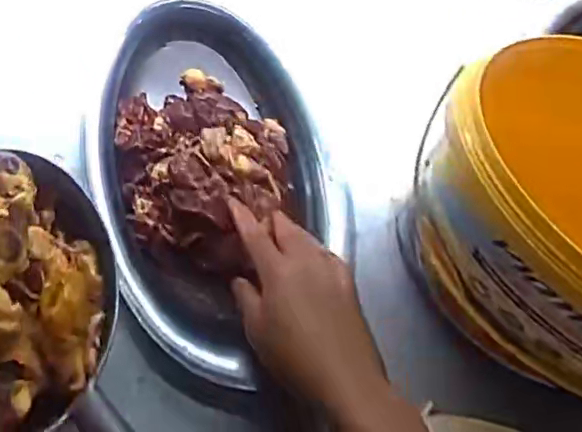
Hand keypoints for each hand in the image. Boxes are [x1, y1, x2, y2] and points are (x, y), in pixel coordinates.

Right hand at [229, 200, 423, 431]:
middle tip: (257, 230)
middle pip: (283, 224)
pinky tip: (310, 263)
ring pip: (305, 234)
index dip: (240, 213)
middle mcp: (303, 258)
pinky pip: (324, 251)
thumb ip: (244, 297)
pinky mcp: (348, 280)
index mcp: (276, 268)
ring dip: (290, 233)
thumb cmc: (295, 357)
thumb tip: (241, 278)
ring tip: (281, 244)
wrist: (349, 381)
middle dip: (268, 220)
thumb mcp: (257, 331)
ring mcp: (329, 267)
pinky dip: (311, 250)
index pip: (253, 231)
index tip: (231, 200)